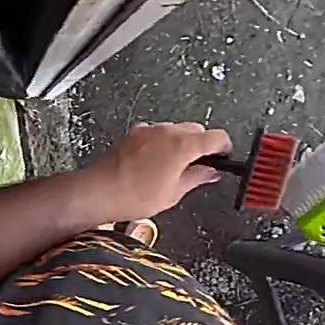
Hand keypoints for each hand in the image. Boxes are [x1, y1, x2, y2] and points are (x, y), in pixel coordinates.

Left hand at [80, 122, 230, 221]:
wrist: (100, 191)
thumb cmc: (133, 195)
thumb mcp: (174, 193)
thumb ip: (197, 178)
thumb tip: (210, 173)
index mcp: (183, 145)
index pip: (216, 137)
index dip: (224, 147)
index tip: (224, 156)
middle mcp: (166, 131)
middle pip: (196, 129)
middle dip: (202, 144)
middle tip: (201, 164)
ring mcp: (148, 130)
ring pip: (175, 129)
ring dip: (181, 141)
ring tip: (175, 166)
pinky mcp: (133, 134)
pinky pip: (156, 132)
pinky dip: (161, 142)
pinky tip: (155, 162)